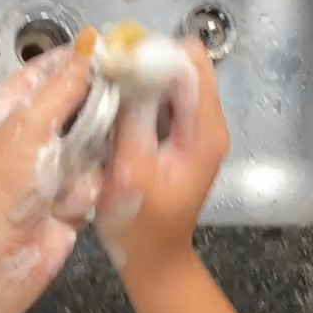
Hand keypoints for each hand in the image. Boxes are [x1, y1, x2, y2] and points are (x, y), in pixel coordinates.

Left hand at [0, 29, 98, 290]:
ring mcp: (52, 164)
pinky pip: (95, 174)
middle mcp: (31, 133)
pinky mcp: (71, 193)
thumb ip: (65, 87)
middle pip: (76, 103)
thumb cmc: (2, 188)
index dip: (77, 58)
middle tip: (132, 90)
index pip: (45, 71)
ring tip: (109, 145)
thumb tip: (90, 44)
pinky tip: (91, 185)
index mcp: (8, 111)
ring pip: (93, 138)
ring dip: (95, 147)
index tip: (117, 48)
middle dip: (97, 103)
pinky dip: (92, 182)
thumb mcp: (29, 128)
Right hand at [96, 40, 228, 284]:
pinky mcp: (179, 133)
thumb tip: (130, 65)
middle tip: (106, 72)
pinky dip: (138, 93)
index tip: (117, 59)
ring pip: (170, 79)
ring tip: (105, 85)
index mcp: (204, 130)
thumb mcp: (130, 169)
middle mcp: (207, 122)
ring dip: (139, 77)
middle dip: (144, 62)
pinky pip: (162, 97)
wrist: (152, 259)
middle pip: (182, 66)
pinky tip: (113, 103)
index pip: (191, 63)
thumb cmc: (139, 223)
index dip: (154, 53)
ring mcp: (194, 127)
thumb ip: (134, 115)